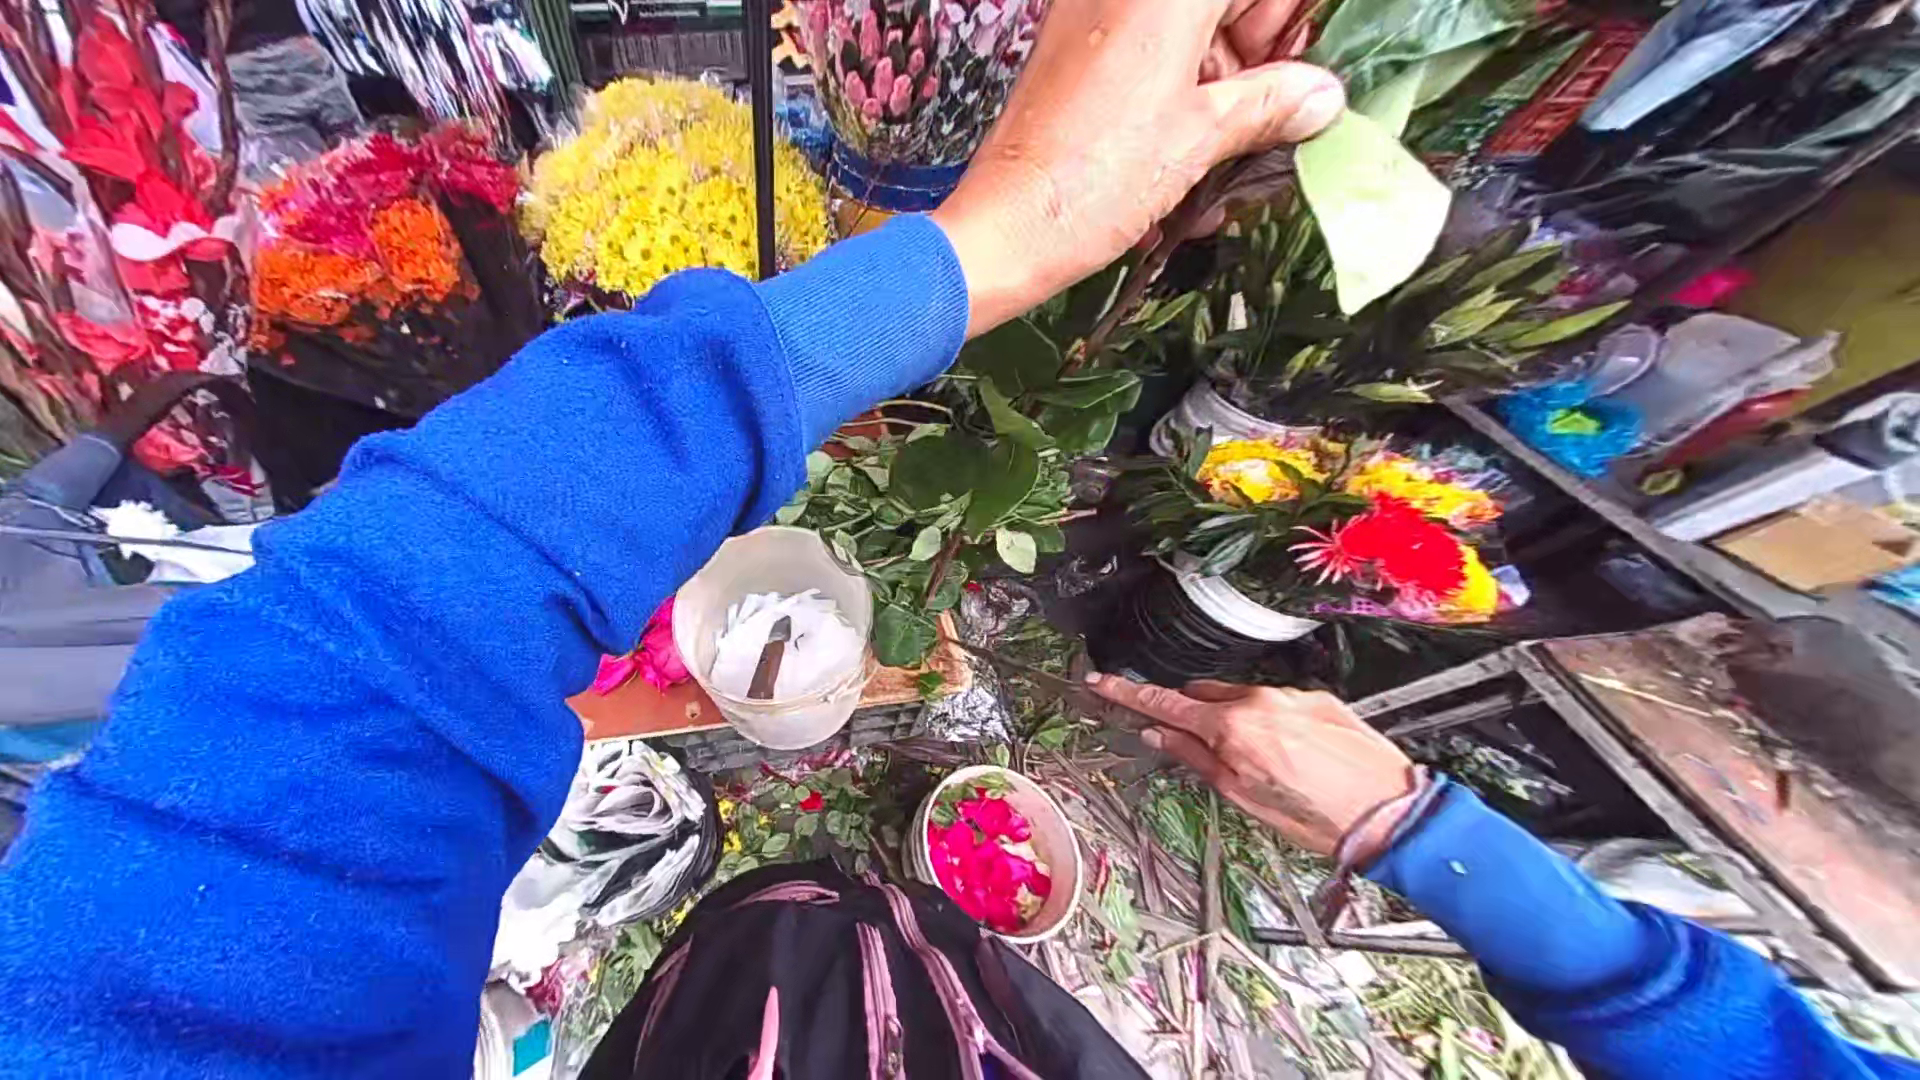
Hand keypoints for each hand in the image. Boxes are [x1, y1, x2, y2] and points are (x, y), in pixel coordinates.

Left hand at [930, 0, 1344, 335]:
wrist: (1002, 233)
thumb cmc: (1096, 183)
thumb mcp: (1195, 141)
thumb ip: (1267, 105)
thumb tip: (1321, 97)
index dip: (1290, 26)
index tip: (1297, 79)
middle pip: (1223, 8)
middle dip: (1250, 72)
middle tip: (1259, 136)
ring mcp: (1091, 17)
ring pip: (1181, 46)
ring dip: (1207, 110)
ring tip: (1211, 182)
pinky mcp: (1069, 60)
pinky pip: (1138, 71)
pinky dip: (1163, 116)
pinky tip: (1169, 177)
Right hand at [1087, 676, 1416, 856]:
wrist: (1394, 814)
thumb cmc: (1317, 817)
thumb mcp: (1241, 796)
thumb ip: (1194, 757)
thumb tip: (1158, 733)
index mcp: (1231, 727)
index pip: (1164, 702)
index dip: (1127, 693)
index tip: (1102, 682)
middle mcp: (1256, 700)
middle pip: (1202, 695)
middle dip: (1196, 714)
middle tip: (1210, 749)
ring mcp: (1288, 694)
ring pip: (1238, 697)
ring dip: (1235, 718)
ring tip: (1266, 759)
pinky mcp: (1315, 695)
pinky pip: (1274, 700)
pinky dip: (1270, 719)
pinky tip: (1293, 751)